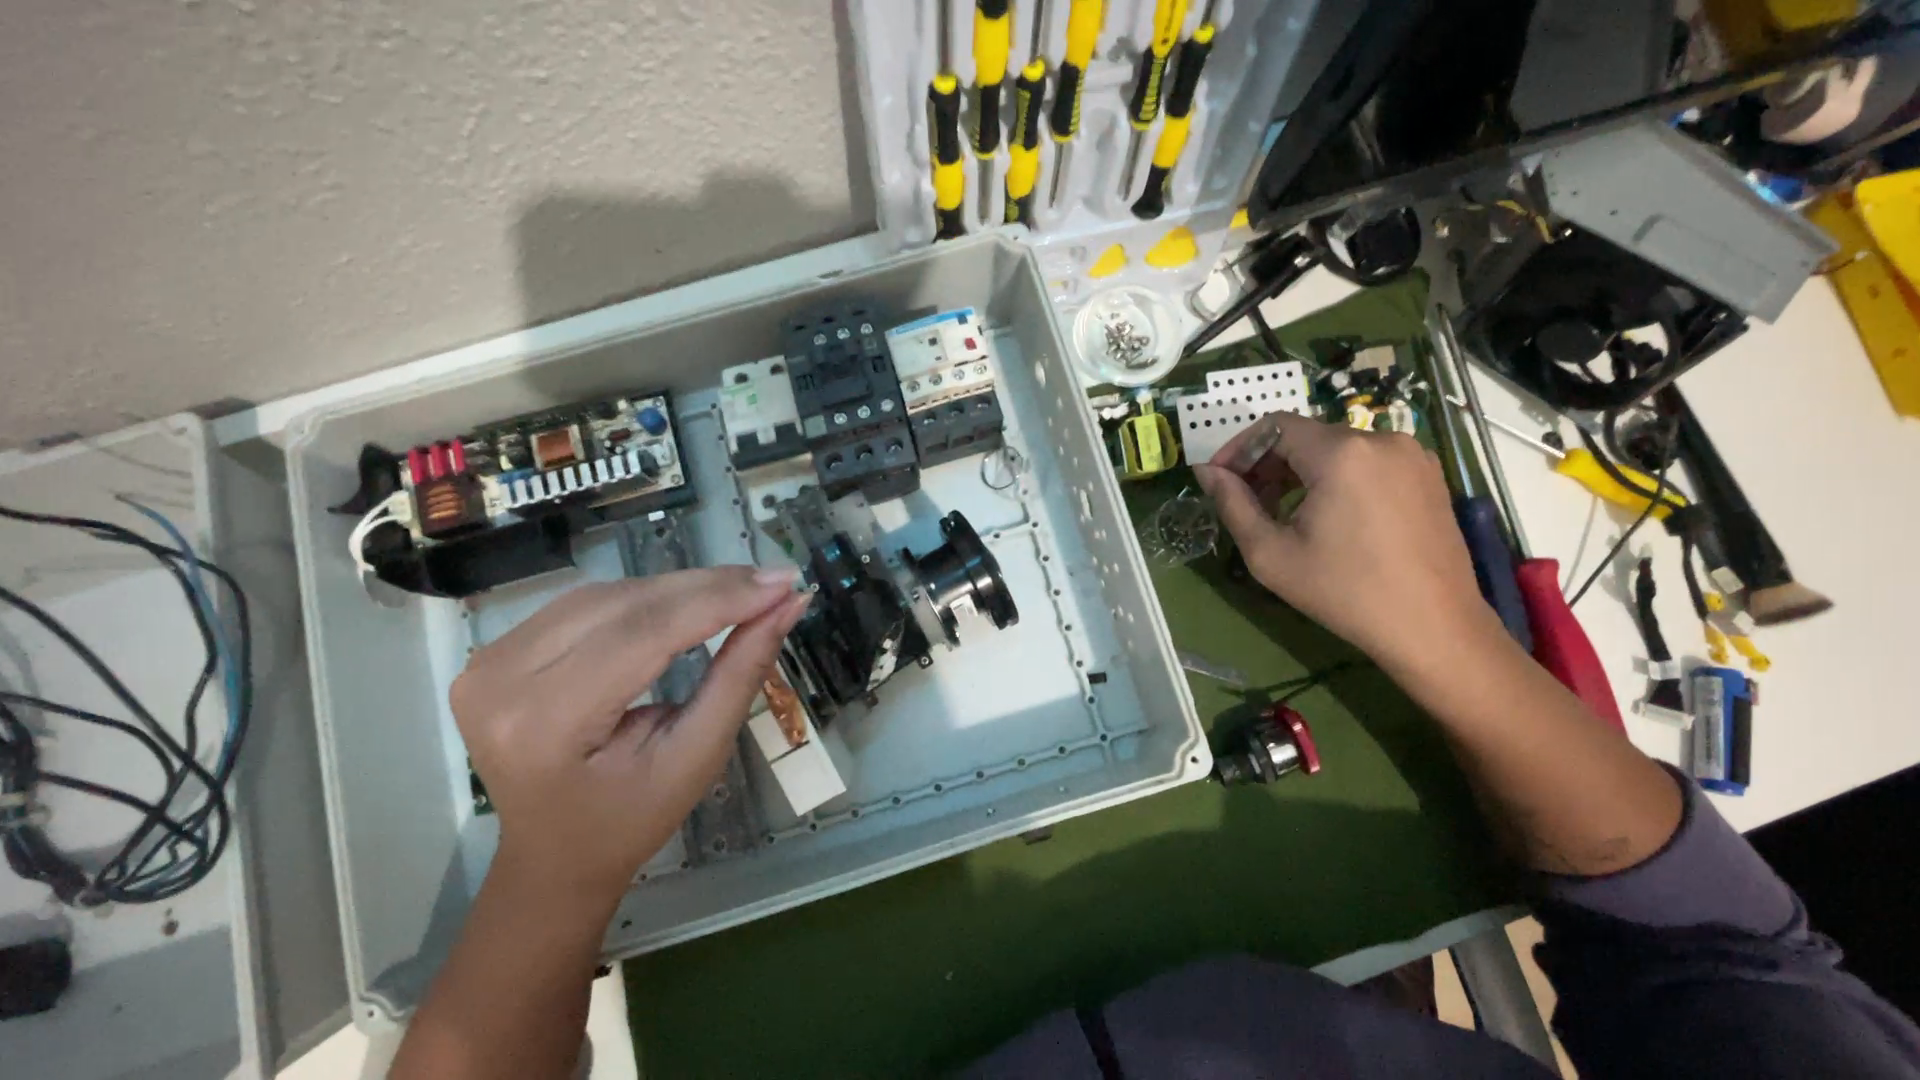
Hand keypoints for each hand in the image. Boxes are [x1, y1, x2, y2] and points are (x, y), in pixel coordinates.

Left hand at [450, 567, 810, 901]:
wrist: (553, 855)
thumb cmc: (630, 820)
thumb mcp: (696, 757)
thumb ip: (739, 675)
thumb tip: (788, 605)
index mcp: (546, 723)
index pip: (644, 634)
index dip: (720, 600)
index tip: (784, 582)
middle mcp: (502, 681)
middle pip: (624, 606)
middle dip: (707, 588)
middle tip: (773, 581)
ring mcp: (488, 662)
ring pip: (605, 595)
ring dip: (677, 588)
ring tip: (739, 592)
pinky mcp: (492, 651)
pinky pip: (583, 604)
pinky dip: (643, 598)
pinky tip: (685, 602)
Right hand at [1192, 411, 1502, 673]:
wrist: (1432, 626)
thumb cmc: (1343, 592)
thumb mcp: (1271, 554)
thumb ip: (1233, 505)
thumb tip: (1207, 472)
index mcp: (1340, 453)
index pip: (1274, 426)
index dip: (1239, 448)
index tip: (1219, 479)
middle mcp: (1380, 439)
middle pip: (1306, 435)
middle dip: (1269, 462)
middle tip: (1245, 501)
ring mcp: (1411, 454)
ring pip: (1338, 448)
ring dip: (1302, 471)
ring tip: (1284, 512)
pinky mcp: (1428, 474)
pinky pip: (1369, 461)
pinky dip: (1338, 477)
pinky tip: (1328, 515)